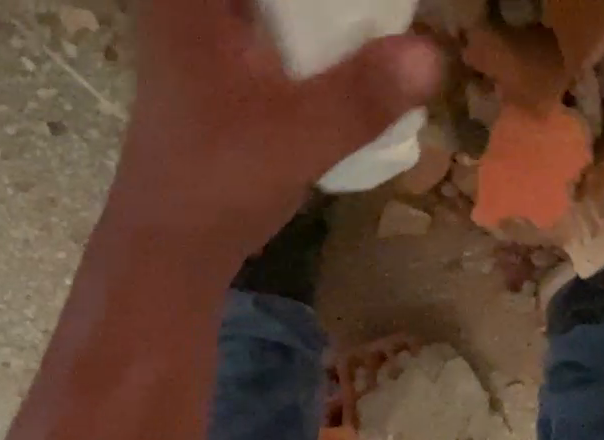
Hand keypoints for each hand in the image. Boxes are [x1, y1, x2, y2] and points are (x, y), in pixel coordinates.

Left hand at [109, 0, 442, 272]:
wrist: (169, 251)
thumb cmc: (217, 185)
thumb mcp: (296, 138)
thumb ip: (361, 96)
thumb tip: (434, 56)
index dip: (325, 0)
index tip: (378, 10)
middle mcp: (187, 5)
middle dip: (329, 9)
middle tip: (385, 18)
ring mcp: (198, 42)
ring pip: (273, 16)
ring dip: (321, 25)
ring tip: (377, 32)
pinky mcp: (214, 78)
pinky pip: (270, 40)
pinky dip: (308, 48)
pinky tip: (347, 68)